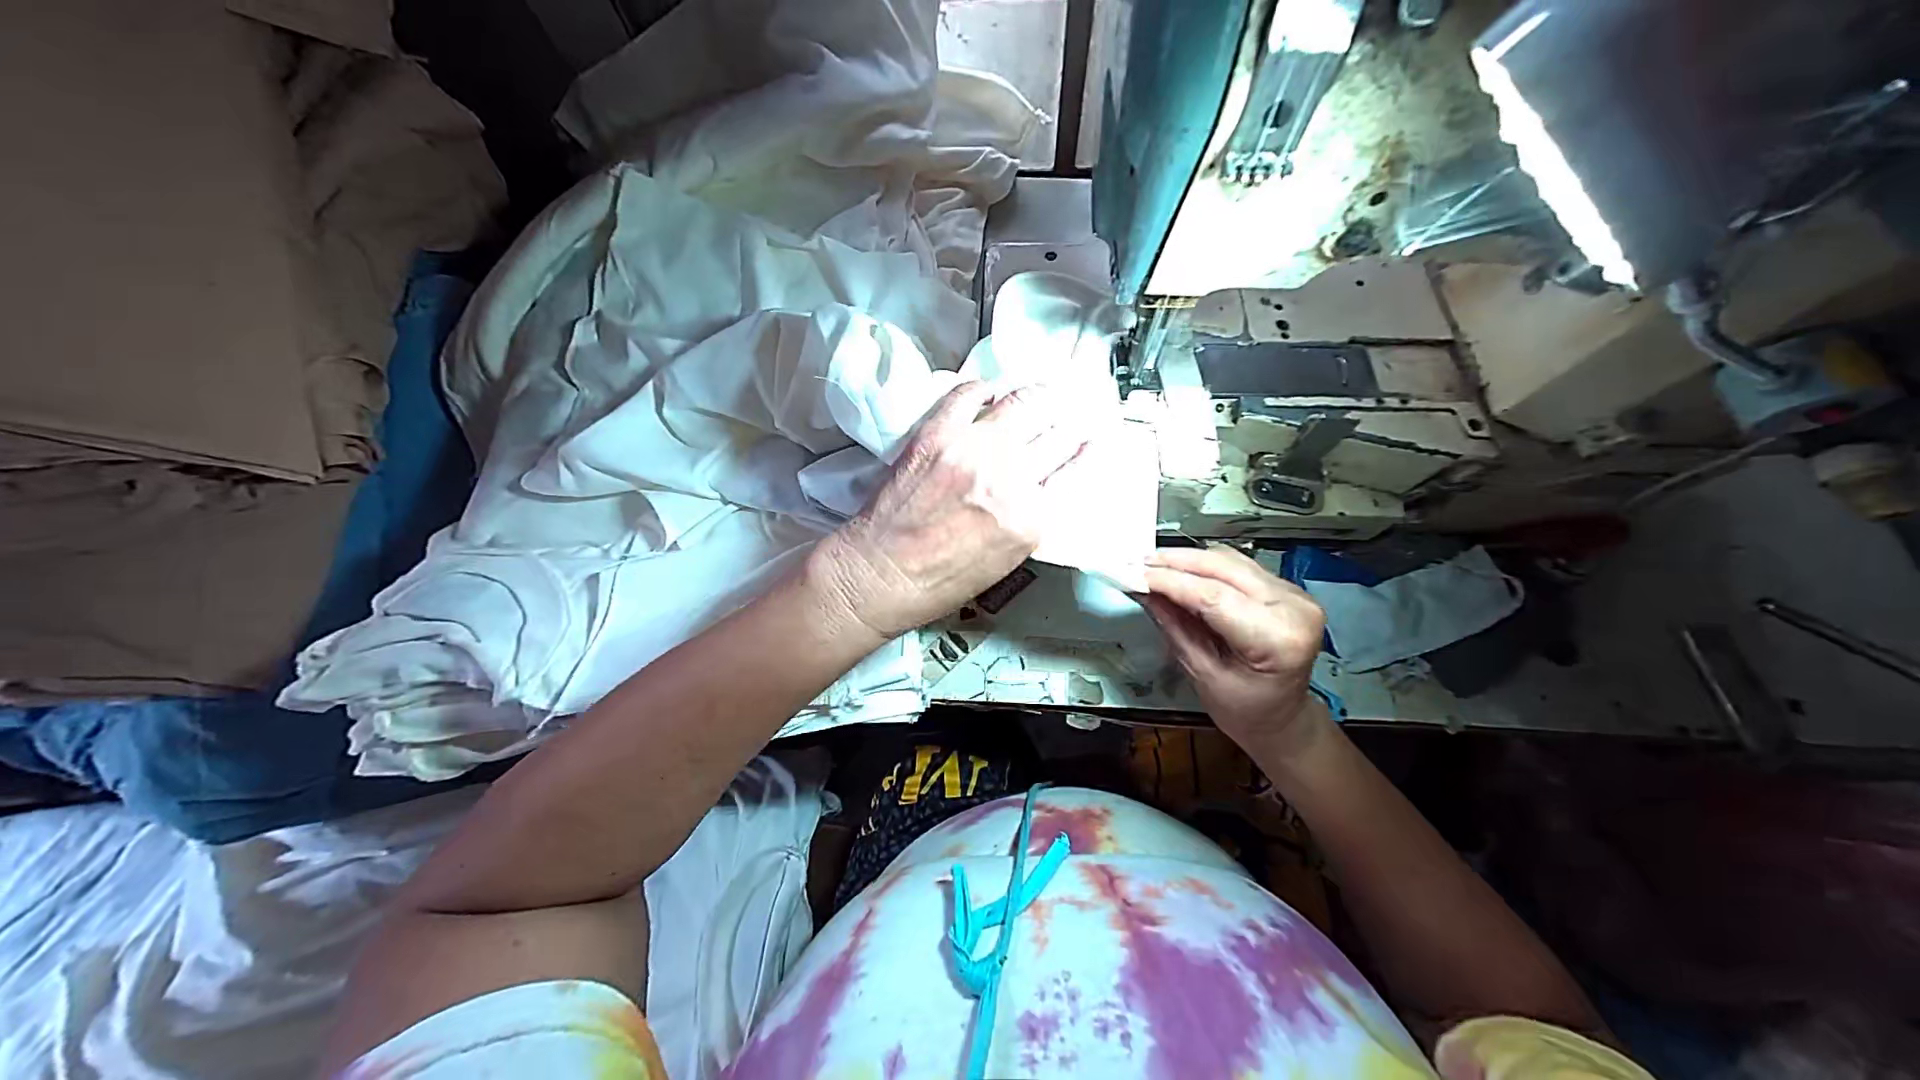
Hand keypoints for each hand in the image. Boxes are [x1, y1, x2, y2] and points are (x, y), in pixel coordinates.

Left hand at [806, 381, 1087, 639]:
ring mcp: (972, 450)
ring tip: (1040, 393)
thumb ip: (1033, 515)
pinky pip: (968, 394)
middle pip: (1054, 431)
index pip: (1073, 467)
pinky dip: (983, 389)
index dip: (1086, 447)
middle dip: (1067, 419)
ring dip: (1036, 396)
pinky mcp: (937, 434)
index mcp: (1031, 516)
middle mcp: (1009, 478)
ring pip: (1021, 403)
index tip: (1091, 436)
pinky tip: (989, 391)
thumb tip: (1044, 481)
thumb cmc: (940, 580)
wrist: (883, 574)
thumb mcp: (1008, 557)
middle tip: (1070, 408)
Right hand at [1142, 545, 1328, 757]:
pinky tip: (1178, 570)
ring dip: (1186, 560)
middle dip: (1174, 563)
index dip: (1169, 582)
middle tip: (1136, 564)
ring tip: (1151, 567)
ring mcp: (1292, 594)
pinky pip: (1236, 565)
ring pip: (1228, 560)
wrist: (1282, 718)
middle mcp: (1293, 608)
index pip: (1214, 596)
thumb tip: (1144, 591)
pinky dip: (1203, 565)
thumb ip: (1174, 626)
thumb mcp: (1202, 674)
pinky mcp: (1282, 587)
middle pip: (1222, 568)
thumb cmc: (1248, 709)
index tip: (1133, 576)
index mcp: (1280, 639)